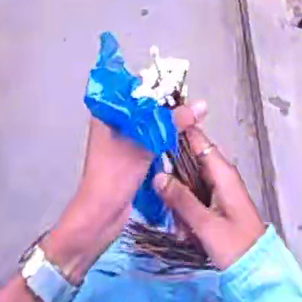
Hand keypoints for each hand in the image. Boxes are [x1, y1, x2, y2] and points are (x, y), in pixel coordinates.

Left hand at [44, 103, 203, 281]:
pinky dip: (162, 138)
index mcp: (106, 110)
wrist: (101, 215)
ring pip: (147, 123)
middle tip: (191, 106)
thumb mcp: (145, 144)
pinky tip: (180, 139)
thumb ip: (171, 123)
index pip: (134, 88)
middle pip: (143, 105)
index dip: (157, 86)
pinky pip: (148, 139)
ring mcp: (119, 138)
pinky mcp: (128, 155)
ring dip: (166, 123)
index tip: (181, 89)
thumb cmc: (115, 175)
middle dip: (165, 106)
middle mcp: (111, 120)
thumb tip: (200, 105)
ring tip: (190, 120)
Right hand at [154, 108, 265, 269]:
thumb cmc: (237, 248)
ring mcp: (217, 190)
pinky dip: (184, 212)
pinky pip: (192, 198)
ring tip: (178, 226)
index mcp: (222, 172)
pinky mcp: (214, 205)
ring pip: (186, 181)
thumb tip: (157, 176)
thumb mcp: (205, 224)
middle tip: (160, 195)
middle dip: (171, 176)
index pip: (196, 137)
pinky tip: (183, 232)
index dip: (176, 129)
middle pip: (186, 159)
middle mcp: (219, 175)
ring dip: (177, 200)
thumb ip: (181, 199)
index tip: (151, 131)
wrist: (260, 277)